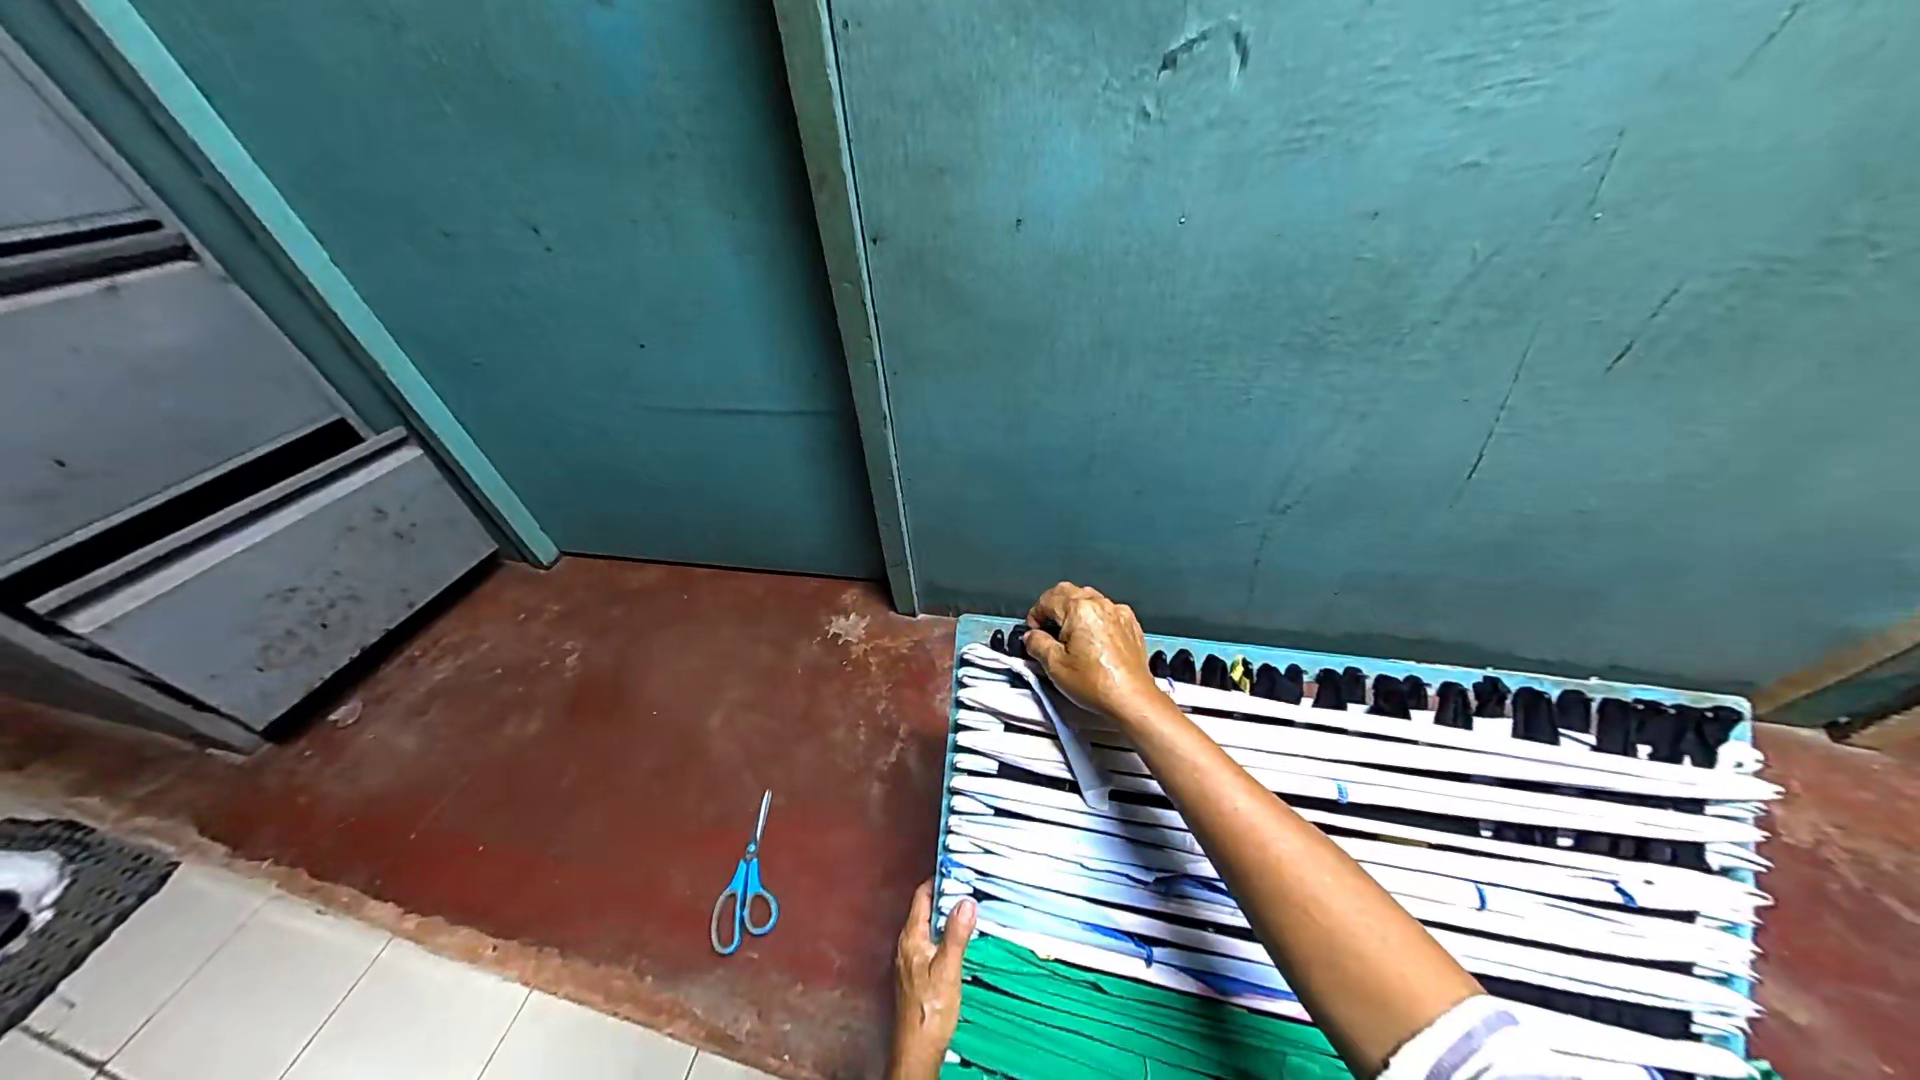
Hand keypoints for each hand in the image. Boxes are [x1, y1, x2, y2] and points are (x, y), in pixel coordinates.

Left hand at [888, 881, 975, 1079]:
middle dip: (942, 896)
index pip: (921, 896)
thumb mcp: (948, 968)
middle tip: (965, 887)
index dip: (937, 880)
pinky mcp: (913, 973)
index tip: (955, 870)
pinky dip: (940, 933)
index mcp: (911, 937)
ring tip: (964, 909)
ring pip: (925, 926)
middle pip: (923, 909)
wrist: (916, 1048)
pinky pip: (926, 941)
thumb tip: (966, 901)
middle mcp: (905, 944)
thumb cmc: (930, 1009)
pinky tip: (954, 940)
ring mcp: (907, 959)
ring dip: (942, 915)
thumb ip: (956, 934)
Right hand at [1022, 583, 1164, 720]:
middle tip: (1045, 628)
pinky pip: (1106, 611)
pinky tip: (1091, 639)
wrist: (1132, 699)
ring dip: (1073, 610)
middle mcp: (1101, 605)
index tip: (1032, 630)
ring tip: (1068, 635)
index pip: (1048, 599)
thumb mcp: (1054, 666)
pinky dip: (1094, 618)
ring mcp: (1118, 613)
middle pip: (1068, 592)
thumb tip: (1031, 637)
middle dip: (1053, 606)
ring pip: (1088, 599)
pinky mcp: (1130, 625)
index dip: (1034, 614)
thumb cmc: (1098, 684)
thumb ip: (1037, 644)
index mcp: (1080, 610)